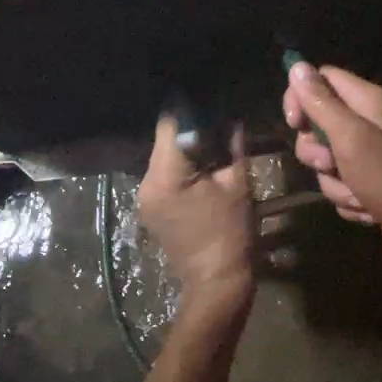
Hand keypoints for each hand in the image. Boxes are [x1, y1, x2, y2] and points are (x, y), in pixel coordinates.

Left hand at [137, 115, 256, 299]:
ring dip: (186, 144)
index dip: (189, 107)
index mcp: (164, 176)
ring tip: (211, 136)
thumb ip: (232, 144)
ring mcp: (144, 197)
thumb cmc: (231, 235)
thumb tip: (232, 115)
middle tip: (214, 113)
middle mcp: (146, 182)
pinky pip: (164, 173)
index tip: (207, 94)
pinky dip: (181, 163)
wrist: (217, 287)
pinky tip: (202, 161)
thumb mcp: (237, 185)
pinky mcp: (150, 207)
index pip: (170, 124)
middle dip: (190, 126)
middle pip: (165, 138)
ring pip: (164, 154)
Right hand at [282, 61, 381, 274]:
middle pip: (318, 123)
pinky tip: (367, 208)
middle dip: (316, 152)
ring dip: (334, 183)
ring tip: (358, 195)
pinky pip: (339, 184)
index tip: (294, 124)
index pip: (321, 79)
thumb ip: (321, 102)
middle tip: (329, 163)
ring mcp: (368, 154)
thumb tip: (297, 65)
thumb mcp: (350, 136)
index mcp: (366, 101)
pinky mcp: (368, 182)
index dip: (301, 97)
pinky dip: (347, 198)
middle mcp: (367, 122)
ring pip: (326, 160)